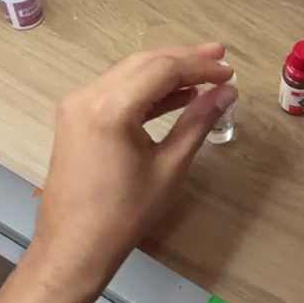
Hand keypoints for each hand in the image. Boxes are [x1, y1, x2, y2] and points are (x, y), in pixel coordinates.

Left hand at [28, 42, 236, 301]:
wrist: (74, 246)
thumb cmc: (125, 214)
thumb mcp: (169, 166)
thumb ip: (198, 121)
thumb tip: (227, 92)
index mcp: (109, 110)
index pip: (162, 70)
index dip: (200, 67)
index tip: (229, 72)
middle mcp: (87, 97)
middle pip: (144, 62)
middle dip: (185, 58)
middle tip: (221, 55)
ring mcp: (77, 105)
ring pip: (130, 72)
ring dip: (167, 70)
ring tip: (205, 71)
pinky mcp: (77, 116)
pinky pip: (117, 89)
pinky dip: (147, 88)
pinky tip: (177, 95)